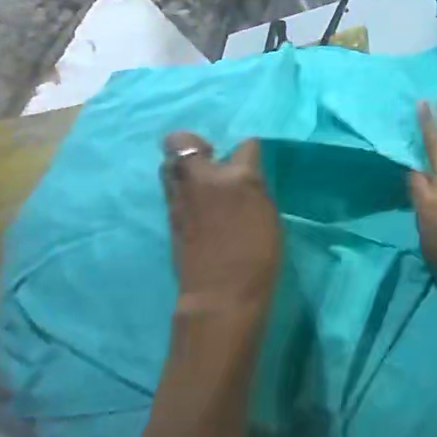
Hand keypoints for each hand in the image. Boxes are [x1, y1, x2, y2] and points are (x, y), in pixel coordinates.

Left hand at [161, 133, 281, 318]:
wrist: (222, 294)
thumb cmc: (258, 256)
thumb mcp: (267, 213)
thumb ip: (252, 188)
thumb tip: (244, 178)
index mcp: (238, 176)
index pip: (246, 146)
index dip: (249, 154)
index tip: (252, 165)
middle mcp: (203, 179)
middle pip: (182, 142)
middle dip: (196, 147)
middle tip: (213, 164)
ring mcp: (180, 197)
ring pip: (169, 163)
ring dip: (184, 167)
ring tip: (201, 183)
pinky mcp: (169, 216)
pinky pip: (172, 189)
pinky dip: (183, 190)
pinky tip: (198, 206)